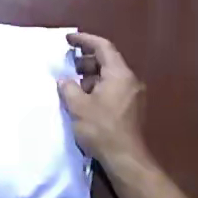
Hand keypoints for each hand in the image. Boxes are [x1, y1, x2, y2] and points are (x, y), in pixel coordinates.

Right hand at [59, 33, 147, 165]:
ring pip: (110, 77)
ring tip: (72, 85)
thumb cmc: (101, 128)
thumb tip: (64, 80)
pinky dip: (98, 88)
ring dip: (91, 77)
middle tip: (68, 65)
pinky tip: (84, 100)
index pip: (103, 47)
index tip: (68, 40)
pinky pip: (113, 89)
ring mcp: (133, 95)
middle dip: (86, 60)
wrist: (125, 158)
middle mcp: (130, 80)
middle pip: (108, 61)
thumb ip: (68, 88)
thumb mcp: (78, 106)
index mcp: (119, 74)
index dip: (85, 40)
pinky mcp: (131, 109)